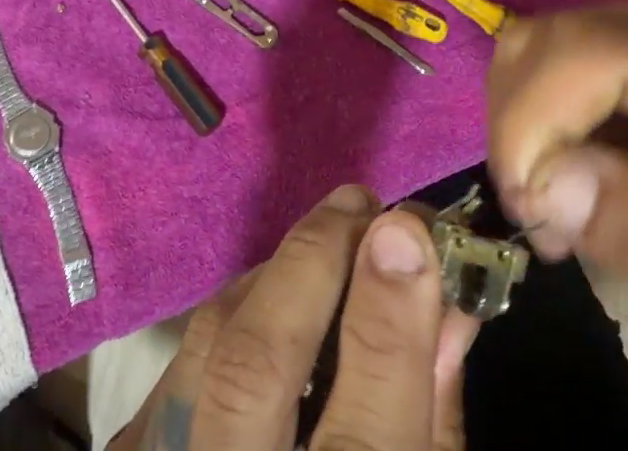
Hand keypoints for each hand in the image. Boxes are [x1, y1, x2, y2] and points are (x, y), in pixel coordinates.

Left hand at [107, 186, 480, 450]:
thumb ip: (432, 427)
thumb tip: (447, 311)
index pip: (364, 424)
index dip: (388, 317)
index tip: (410, 227)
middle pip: (257, 369)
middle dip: (313, 264)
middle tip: (363, 201)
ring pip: (207, 351)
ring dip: (274, 276)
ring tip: (328, 232)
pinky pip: (180, 364)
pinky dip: (232, 315)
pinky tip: (271, 293)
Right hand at [486, 0, 627, 450]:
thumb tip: (547, 183)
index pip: (597, 49)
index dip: (536, 115)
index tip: (525, 206)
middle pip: (560, 37)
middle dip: (524, 126)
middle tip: (533, 213)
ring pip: (543, 47)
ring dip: (524, 128)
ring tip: (546, 206)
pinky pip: (552, 64)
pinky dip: (535, 124)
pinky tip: (559, 183)